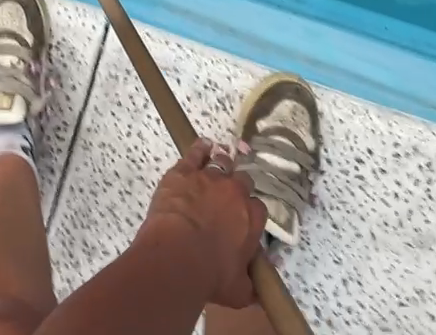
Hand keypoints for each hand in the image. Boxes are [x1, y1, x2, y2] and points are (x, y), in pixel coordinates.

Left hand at [135, 138, 267, 308]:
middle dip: (236, 186)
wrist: (177, 255)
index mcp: (252, 218)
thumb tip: (257, 291)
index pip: (258, 208)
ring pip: (221, 162)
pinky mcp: (184, 171)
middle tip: (227, 194)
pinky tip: (203, 144)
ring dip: (221, 164)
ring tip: (218, 163)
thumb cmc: (210, 275)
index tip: (241, 217)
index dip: (249, 211)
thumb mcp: (239, 289)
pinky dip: (200, 148)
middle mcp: (235, 192)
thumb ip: (251, 284)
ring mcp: (209, 177)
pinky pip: (196, 152)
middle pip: (242, 180)